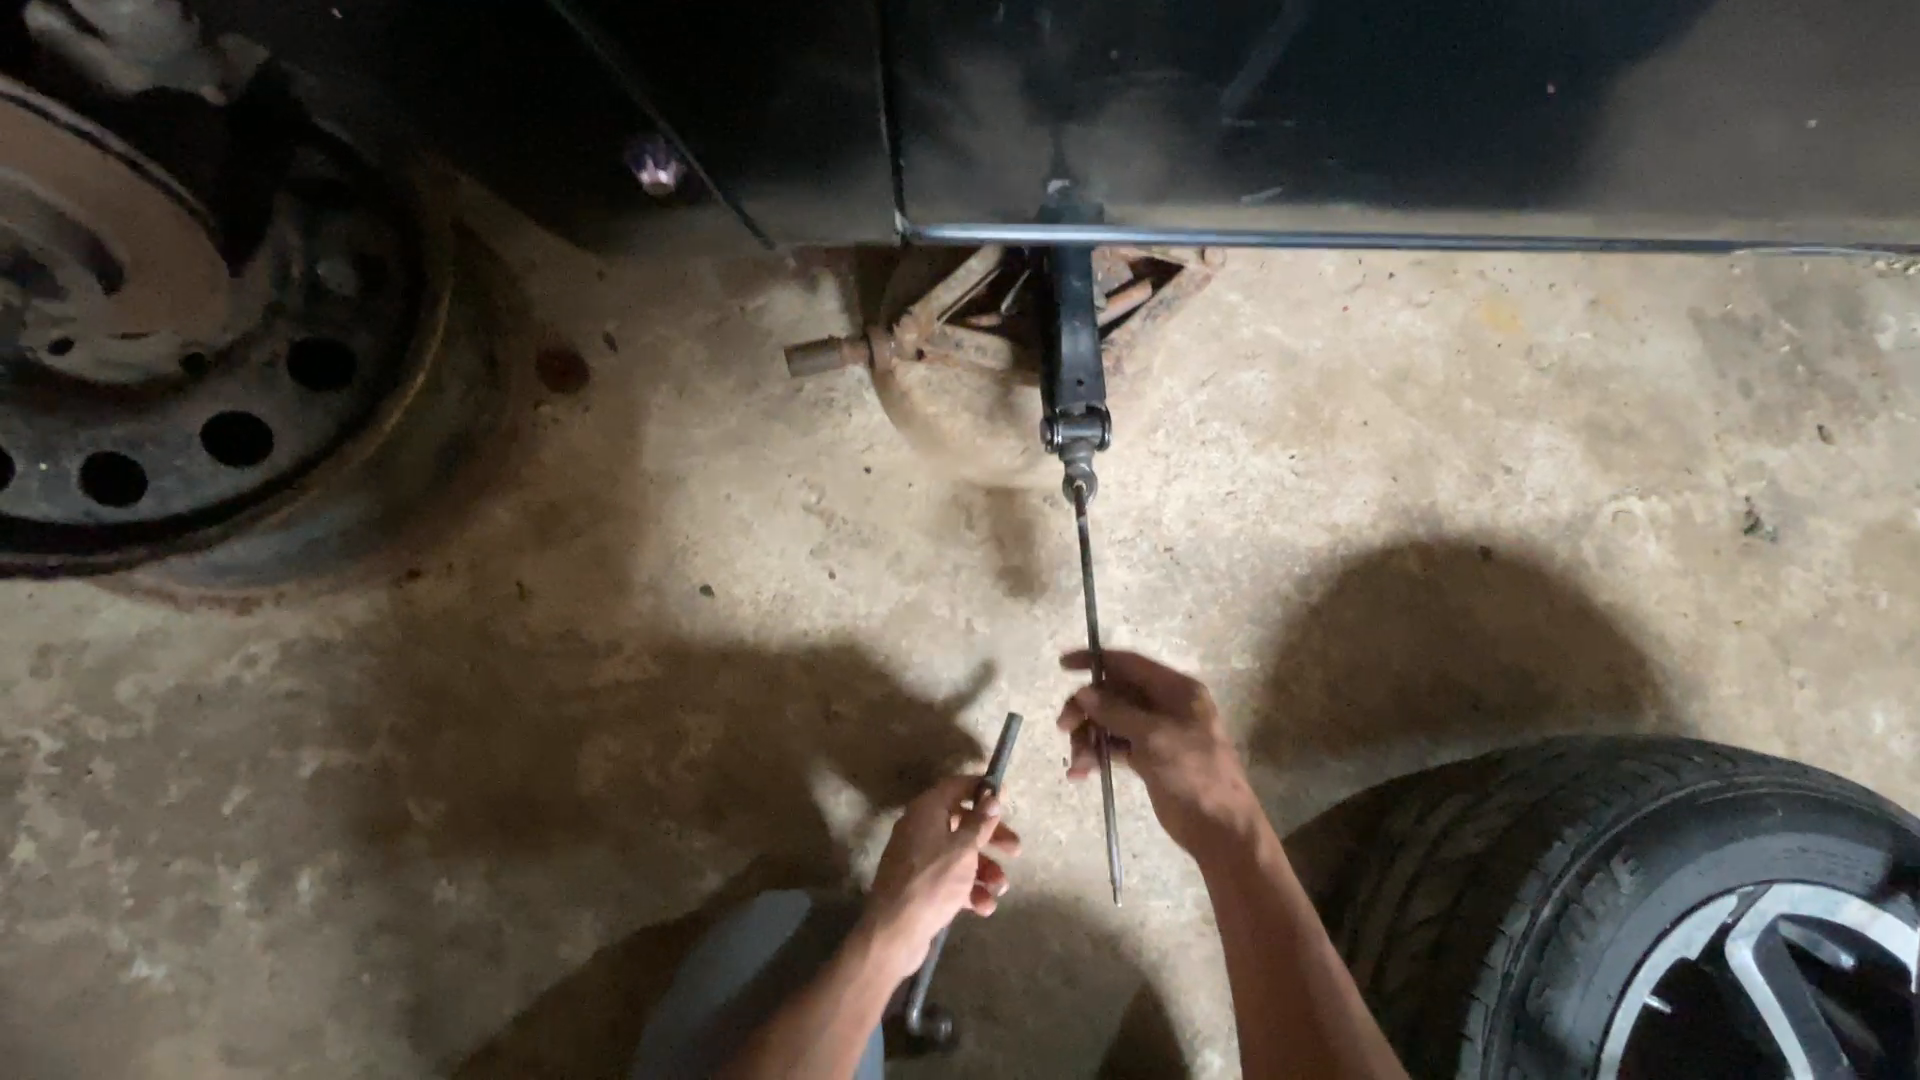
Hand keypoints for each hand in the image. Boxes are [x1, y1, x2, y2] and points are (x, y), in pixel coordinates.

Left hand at [859, 775, 1021, 981]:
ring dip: (984, 869)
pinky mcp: (921, 885)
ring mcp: (919, 858)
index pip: (955, 786)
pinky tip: (984, 907)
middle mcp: (921, 828)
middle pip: (962, 823)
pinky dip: (968, 889)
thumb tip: (991, 797)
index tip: (1004, 796)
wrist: (894, 932)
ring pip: (960, 854)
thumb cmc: (932, 882)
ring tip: (1000, 888)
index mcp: (927, 810)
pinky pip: (950, 879)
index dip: (980, 789)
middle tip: (1015, 849)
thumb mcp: (963, 849)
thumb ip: (979, 823)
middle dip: (991, 837)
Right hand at [1058, 650, 1261, 858]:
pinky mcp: (1147, 757)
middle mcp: (1164, 705)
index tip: (1064, 666)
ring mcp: (1155, 732)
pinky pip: (1114, 746)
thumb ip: (1117, 711)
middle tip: (1064, 728)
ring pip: (1109, 722)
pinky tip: (1081, 773)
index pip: (1128, 664)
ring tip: (1078, 764)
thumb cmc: (1194, 773)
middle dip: (1087, 709)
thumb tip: (1083, 693)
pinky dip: (1096, 755)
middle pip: (1113, 694)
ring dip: (1088, 738)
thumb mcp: (1155, 737)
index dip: (1095, 661)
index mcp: (1175, 690)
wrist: (1220, 827)